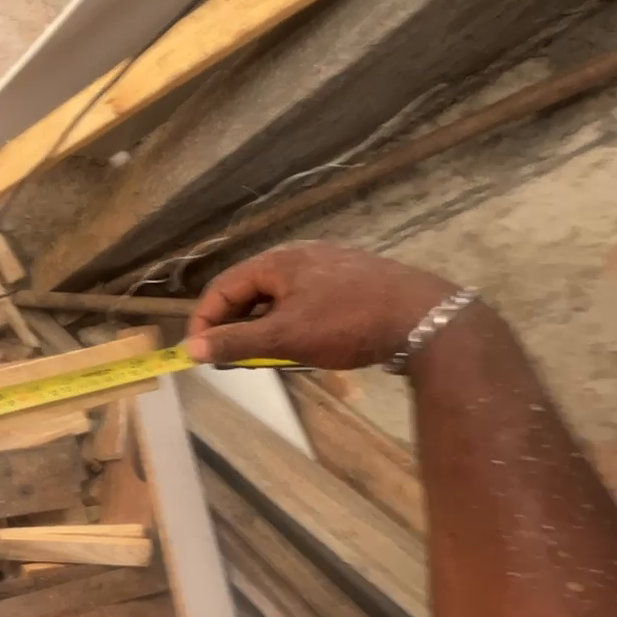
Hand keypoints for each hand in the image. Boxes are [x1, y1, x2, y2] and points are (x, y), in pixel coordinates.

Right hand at [185, 243, 459, 369]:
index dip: (204, 321)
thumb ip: (235, 343)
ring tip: (261, 357)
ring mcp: (325, 268)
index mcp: (277, 262)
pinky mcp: (347, 282)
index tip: (199, 353)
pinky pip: (301, 301)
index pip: (222, 288)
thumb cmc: (347, 323)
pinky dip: (287, 323)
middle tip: (228, 358)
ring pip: (275, 299)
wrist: (426, 319)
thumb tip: (190, 349)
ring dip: (260, 327)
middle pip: (247, 291)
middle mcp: (297, 257)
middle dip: (232, 326)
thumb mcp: (284, 338)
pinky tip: (296, 346)